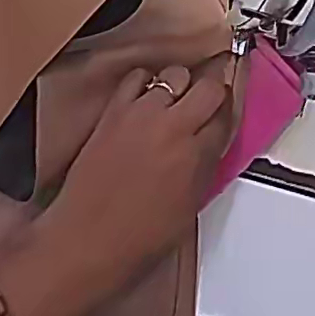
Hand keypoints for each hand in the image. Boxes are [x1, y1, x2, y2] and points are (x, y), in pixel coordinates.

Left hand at [37, 66, 232, 291]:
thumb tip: (208, 143)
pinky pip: (137, 76)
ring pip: (176, 74)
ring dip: (180, 86)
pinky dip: (145, 82)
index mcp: (197, 156)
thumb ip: (204, 167)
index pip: (226, 117)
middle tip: (203, 105)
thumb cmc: (139, 237)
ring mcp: (142, 114)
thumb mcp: (190, 207)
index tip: (221, 116)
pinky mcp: (115, 110)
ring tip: (172, 101)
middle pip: (209, 87)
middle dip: (211, 94)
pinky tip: (143, 98)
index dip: (226, 115)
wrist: (88, 241)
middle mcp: (174, 128)